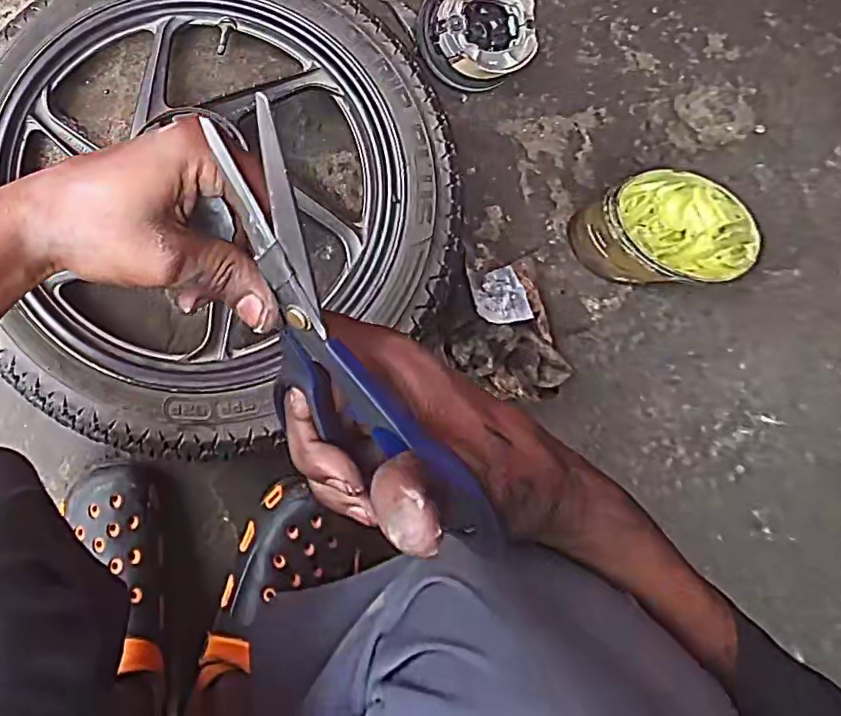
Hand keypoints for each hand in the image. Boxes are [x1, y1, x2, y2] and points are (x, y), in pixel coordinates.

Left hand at [0, 119, 278, 341]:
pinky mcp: (163, 179)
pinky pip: (198, 215)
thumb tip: (261, 295)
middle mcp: (192, 145)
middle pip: (242, 211)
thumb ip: (225, 275)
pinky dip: (195, 247)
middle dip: (233, 260)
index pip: (260, 202)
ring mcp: (177, 161)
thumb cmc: (82, 220)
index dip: (267, 253)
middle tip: (230, 293)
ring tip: (191, 286)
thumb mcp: (167, 257)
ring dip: (212, 259)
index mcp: (200, 147)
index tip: (271, 286)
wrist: (35, 223)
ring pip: (220, 218)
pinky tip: (181, 273)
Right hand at [286, 314, 637, 558]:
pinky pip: (333, 453)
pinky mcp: (373, 432)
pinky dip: (344, 486)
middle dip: (317, 452)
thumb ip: (426, 490)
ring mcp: (372, 404)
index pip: (318, 338)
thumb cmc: (518, 469)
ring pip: (314, 429)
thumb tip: (392, 503)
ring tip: (373, 502)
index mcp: (392, 362)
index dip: (301, 377)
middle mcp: (376, 375)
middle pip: (305, 394)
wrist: (540, 493)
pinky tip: (376, 503)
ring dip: (331, 478)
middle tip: (351, 486)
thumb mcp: (472, 480)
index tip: (311, 424)